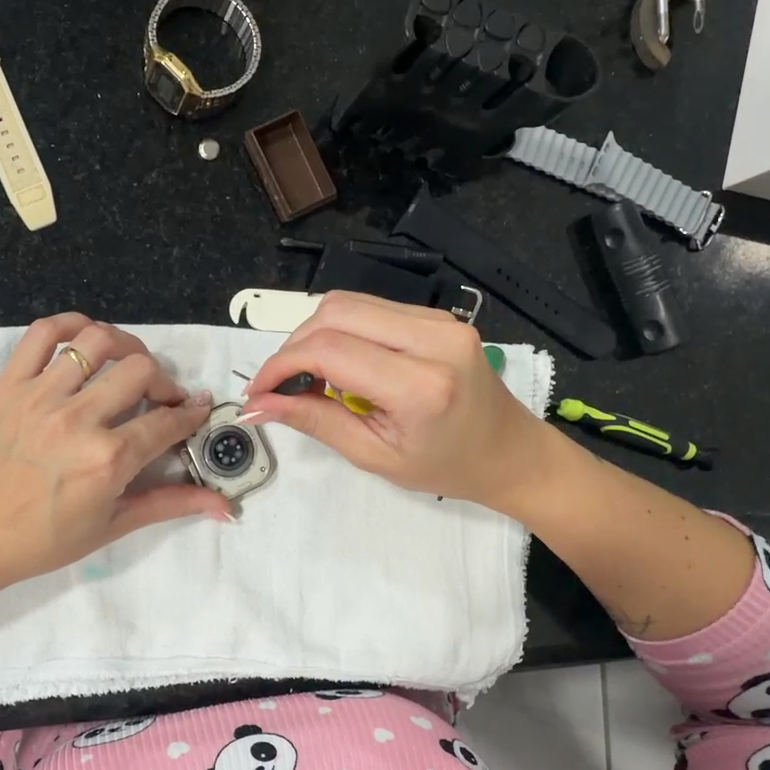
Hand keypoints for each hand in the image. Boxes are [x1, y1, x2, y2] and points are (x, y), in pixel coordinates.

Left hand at [0, 314, 230, 587]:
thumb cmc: (45, 540)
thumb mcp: (113, 526)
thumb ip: (169, 504)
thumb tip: (224, 506)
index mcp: (108, 459)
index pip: (166, 421)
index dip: (191, 414)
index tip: (198, 409)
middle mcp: (78, 420)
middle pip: (140, 370)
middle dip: (164, 381)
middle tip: (161, 398)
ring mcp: (41, 397)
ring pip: (97, 341)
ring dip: (125, 348)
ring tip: (129, 365)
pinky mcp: (11, 385)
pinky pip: (43, 334)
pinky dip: (70, 324)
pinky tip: (85, 338)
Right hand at [238, 291, 557, 511]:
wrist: (510, 453)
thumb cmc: (446, 467)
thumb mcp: (374, 456)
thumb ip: (314, 421)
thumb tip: (258, 405)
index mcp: (420, 385)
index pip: (329, 350)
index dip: (282, 365)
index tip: (258, 393)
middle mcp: (433, 339)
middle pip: (335, 313)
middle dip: (293, 346)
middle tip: (280, 385)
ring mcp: (439, 321)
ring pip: (349, 303)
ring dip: (314, 335)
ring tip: (308, 376)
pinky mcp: (438, 316)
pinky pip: (372, 309)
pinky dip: (341, 331)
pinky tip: (339, 364)